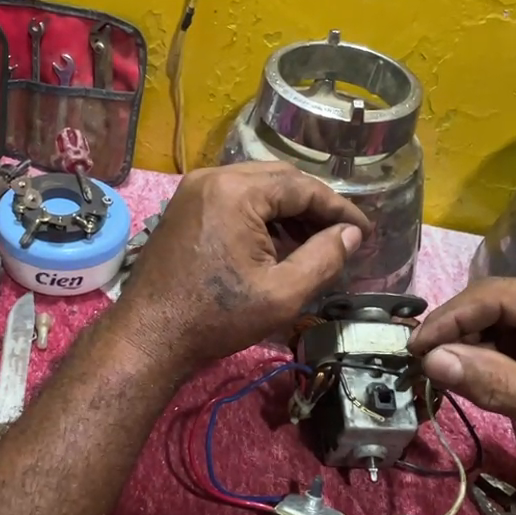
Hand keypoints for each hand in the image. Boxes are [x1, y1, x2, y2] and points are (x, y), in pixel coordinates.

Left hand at [107, 164, 369, 370]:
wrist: (149, 336)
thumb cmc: (217, 317)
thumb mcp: (283, 293)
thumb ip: (324, 258)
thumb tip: (352, 234)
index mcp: (236, 191)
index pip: (302, 187)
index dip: (339, 208)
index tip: (365, 230)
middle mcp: (212, 178)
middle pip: (279, 180)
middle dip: (314, 206)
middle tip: (344, 234)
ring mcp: (194, 191)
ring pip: (256, 187)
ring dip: (288, 210)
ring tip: (316, 242)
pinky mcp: (184, 208)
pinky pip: (234, 199)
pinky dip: (260, 215)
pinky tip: (278, 243)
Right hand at [409, 278, 515, 504]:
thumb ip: (497, 383)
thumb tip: (431, 360)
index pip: (499, 295)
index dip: (452, 318)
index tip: (415, 347)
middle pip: (495, 304)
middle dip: (455, 331)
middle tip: (418, 362)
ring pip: (497, 324)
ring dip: (465, 346)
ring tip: (434, 371)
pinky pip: (507, 345)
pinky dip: (482, 361)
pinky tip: (463, 377)